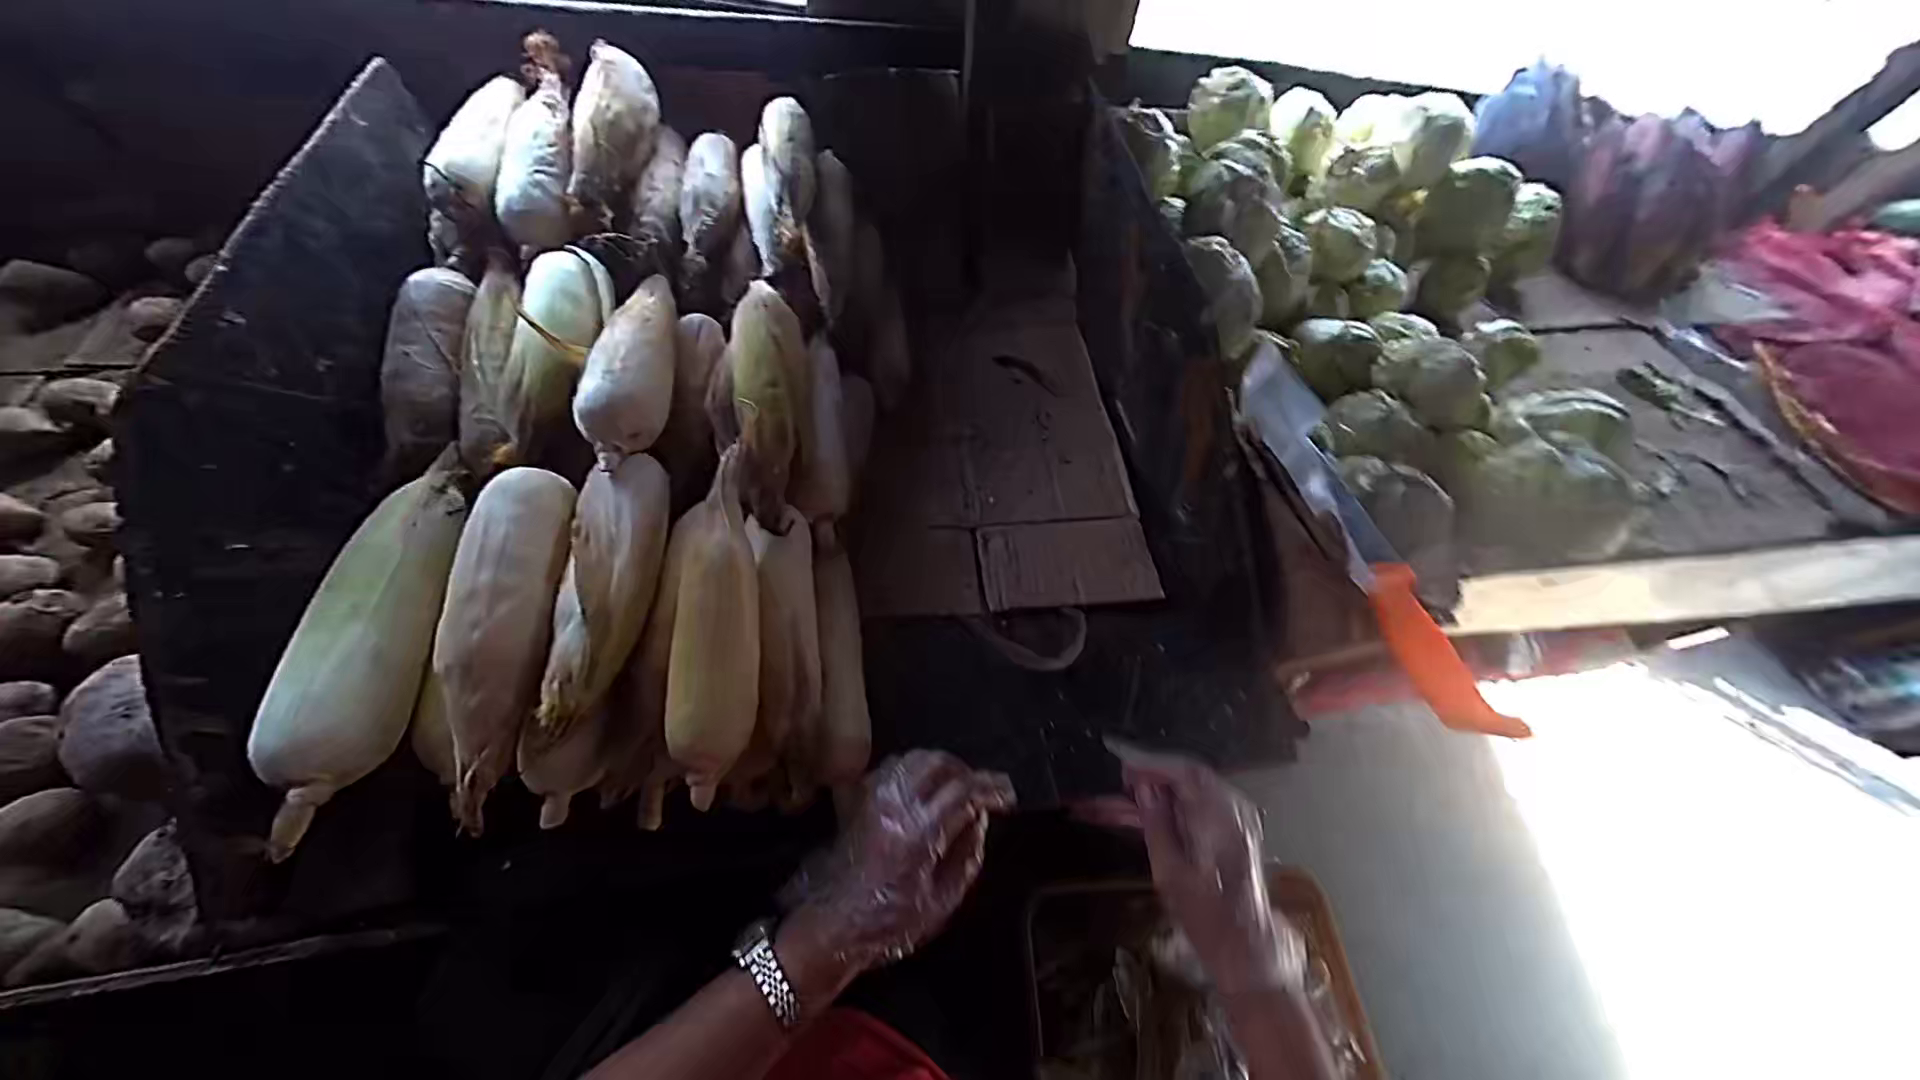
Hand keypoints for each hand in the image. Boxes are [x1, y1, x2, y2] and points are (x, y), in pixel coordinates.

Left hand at [779, 751, 1015, 980]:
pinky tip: (925, 786)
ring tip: (956, 784)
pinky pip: (892, 766)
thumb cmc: (890, 924)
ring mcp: (874, 797)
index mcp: (919, 834)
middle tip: (982, 789)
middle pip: (939, 763)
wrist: (834, 927)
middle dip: (968, 771)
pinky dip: (915, 769)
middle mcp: (895, 806)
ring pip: (915, 758)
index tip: (1007, 794)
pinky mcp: (860, 798)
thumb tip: (980, 818)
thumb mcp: (942, 902)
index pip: (963, 791)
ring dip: (942, 766)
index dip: (991, 787)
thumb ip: (967, 856)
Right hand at [1106, 739, 1304, 996]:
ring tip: (1100, 803)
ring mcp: (1228, 820)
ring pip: (1177, 796)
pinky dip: (1157, 811)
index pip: (1183, 770)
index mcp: (1221, 816)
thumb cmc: (1207, 915)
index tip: (1118, 755)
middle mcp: (1230, 810)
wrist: (1245, 949)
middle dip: (1142, 777)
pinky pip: (1185, 810)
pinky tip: (1125, 815)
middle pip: (1181, 778)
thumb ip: (1156, 822)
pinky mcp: (1221, 831)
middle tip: (1110, 782)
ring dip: (1142, 799)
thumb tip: (1143, 785)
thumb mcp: (1170, 871)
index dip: (1148, 760)